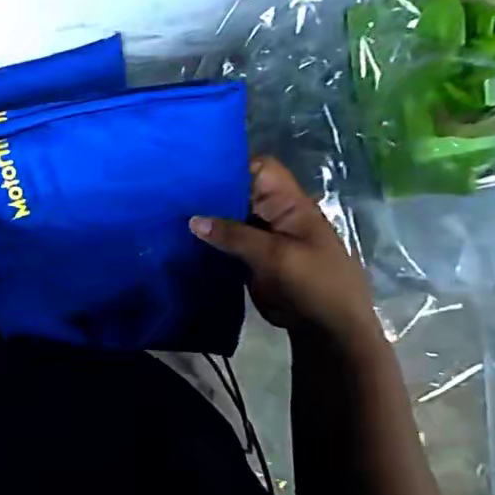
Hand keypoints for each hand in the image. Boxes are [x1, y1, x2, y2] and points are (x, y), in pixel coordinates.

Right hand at [189, 156, 379, 342]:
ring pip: (228, 217)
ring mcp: (260, 237)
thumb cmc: (313, 284)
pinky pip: (224, 242)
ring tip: (167, 212)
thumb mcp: (275, 256)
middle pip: (239, 192)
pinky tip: (178, 238)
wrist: (328, 330)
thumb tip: (192, 220)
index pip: (260, 169)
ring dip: (204, 217)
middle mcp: (273, 215)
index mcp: (289, 204)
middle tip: (171, 191)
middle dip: (210, 190)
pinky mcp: (249, 258)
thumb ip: (234, 235)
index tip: (196, 169)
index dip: (232, 164)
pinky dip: (206, 240)